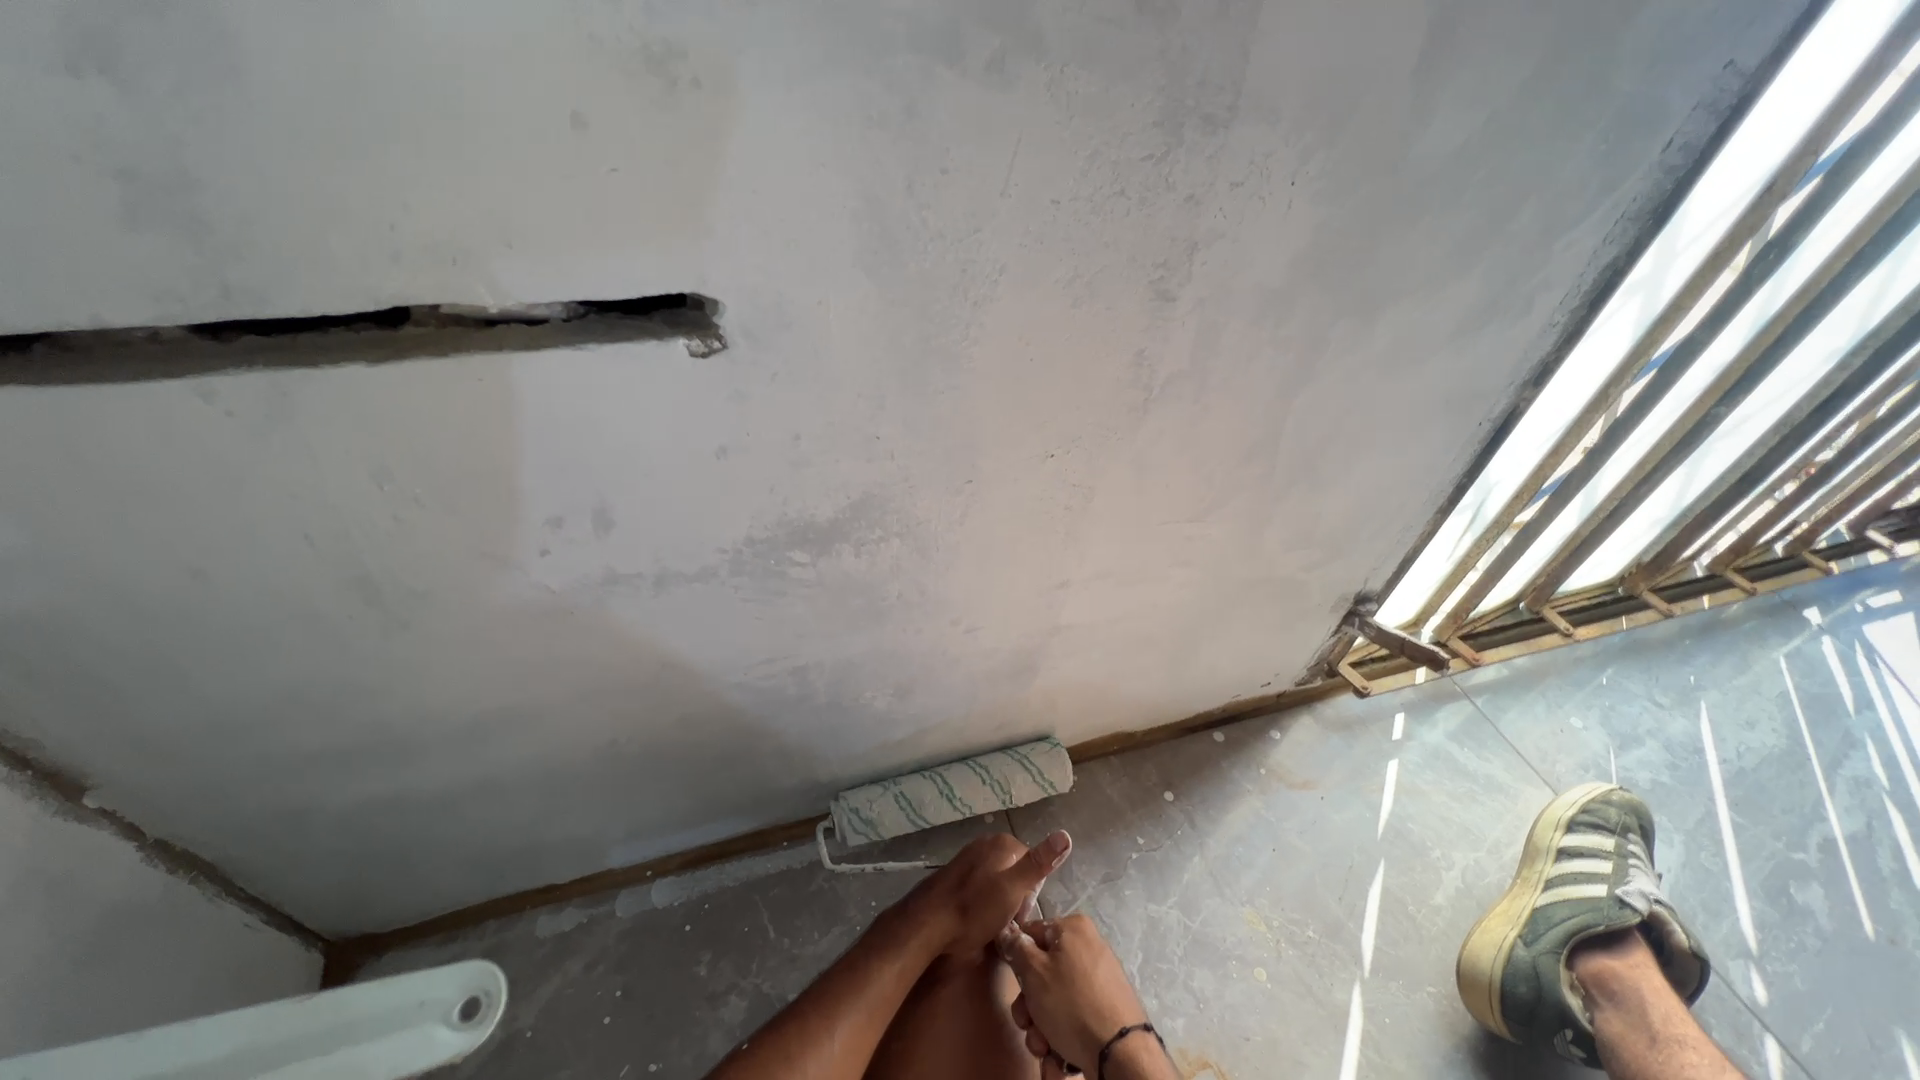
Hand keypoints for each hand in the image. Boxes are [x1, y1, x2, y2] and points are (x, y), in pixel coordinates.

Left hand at [903, 830, 1071, 954]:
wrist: (927, 925)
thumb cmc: (973, 908)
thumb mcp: (1013, 888)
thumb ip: (1039, 863)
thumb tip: (1066, 834)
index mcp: (1002, 844)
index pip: (1033, 866)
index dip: (1030, 894)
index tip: (1020, 915)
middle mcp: (985, 846)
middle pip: (1016, 874)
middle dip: (1015, 900)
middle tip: (1006, 924)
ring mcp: (968, 861)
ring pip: (998, 884)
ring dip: (999, 905)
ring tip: (991, 927)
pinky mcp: (955, 878)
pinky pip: (980, 890)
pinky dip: (982, 905)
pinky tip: (976, 922)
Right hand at [1000, 914, 1151, 1075]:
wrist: (1119, 1052)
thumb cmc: (1071, 1003)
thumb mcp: (1034, 972)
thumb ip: (1017, 948)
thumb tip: (1008, 931)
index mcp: (1074, 929)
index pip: (1032, 934)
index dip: (1016, 958)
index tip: (1011, 981)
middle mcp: (1089, 949)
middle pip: (1042, 973)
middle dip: (1029, 1006)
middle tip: (1027, 1022)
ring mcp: (1098, 981)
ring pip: (1055, 1001)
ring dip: (1041, 1027)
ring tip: (1045, 1046)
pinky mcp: (1105, 1010)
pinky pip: (1073, 1016)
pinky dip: (1061, 1036)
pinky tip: (1059, 1055)